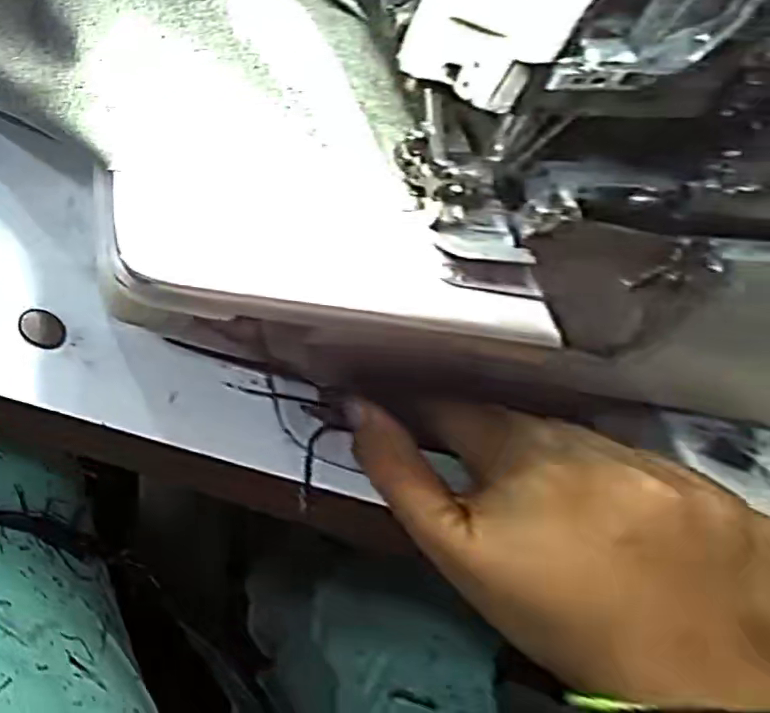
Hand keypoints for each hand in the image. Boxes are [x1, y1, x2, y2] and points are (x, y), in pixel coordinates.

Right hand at [352, 400, 769, 708]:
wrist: (686, 693)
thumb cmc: (549, 612)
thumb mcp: (446, 544)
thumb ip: (393, 467)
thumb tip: (360, 408)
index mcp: (533, 456)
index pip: (454, 406)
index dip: (420, 413)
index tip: (403, 423)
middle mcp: (609, 453)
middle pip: (520, 423)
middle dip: (492, 442)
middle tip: (484, 484)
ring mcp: (680, 477)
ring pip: (583, 440)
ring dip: (556, 458)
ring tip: (551, 504)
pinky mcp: (731, 503)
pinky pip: (648, 467)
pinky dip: (620, 480)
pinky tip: (614, 517)